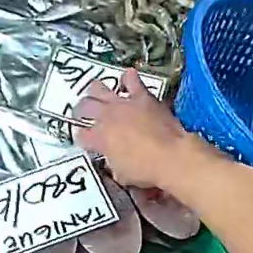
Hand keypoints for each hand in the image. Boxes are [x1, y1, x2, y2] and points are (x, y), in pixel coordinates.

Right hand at [76, 69, 214, 188]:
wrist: (171, 156)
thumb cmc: (146, 171)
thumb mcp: (122, 175)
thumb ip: (113, 165)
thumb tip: (114, 161)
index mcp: (98, 139)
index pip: (81, 135)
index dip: (82, 138)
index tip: (87, 142)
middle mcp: (105, 117)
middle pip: (83, 107)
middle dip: (81, 111)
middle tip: (85, 115)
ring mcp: (122, 104)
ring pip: (97, 87)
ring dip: (96, 91)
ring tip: (99, 94)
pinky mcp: (141, 96)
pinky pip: (131, 78)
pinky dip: (128, 78)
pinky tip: (128, 78)